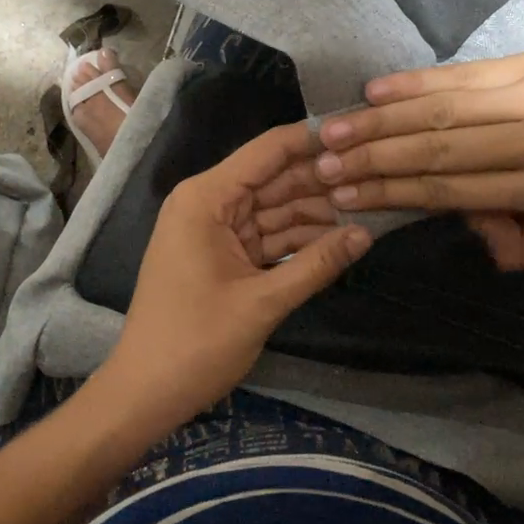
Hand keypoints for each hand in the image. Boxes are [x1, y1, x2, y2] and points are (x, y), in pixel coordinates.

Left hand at [101, 122, 372, 428]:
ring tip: (371, 205)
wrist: (145, 393)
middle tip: (378, 174)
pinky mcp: (222, 256)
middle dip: (322, 180)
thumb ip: (316, 264)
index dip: (312, 140)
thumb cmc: (196, 343)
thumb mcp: (262, 303)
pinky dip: (298, 240)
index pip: (267, 152)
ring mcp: (214, 230)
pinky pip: (267, 236)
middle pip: (274, 179)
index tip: (359, 130)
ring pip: (275, 209)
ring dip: (316, 212)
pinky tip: (340, 238)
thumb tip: (368, 233)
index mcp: (206, 198)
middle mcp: (208, 203)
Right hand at [313, 43, 523, 268]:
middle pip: (436, 149)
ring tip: (335, 130)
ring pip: (442, 109)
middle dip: (372, 159)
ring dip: (381, 121)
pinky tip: (376, 90)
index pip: (450, 190)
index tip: (346, 195)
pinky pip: (465, 72)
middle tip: (322, 164)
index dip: (393, 192)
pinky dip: (417, 81)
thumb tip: (467, 227)